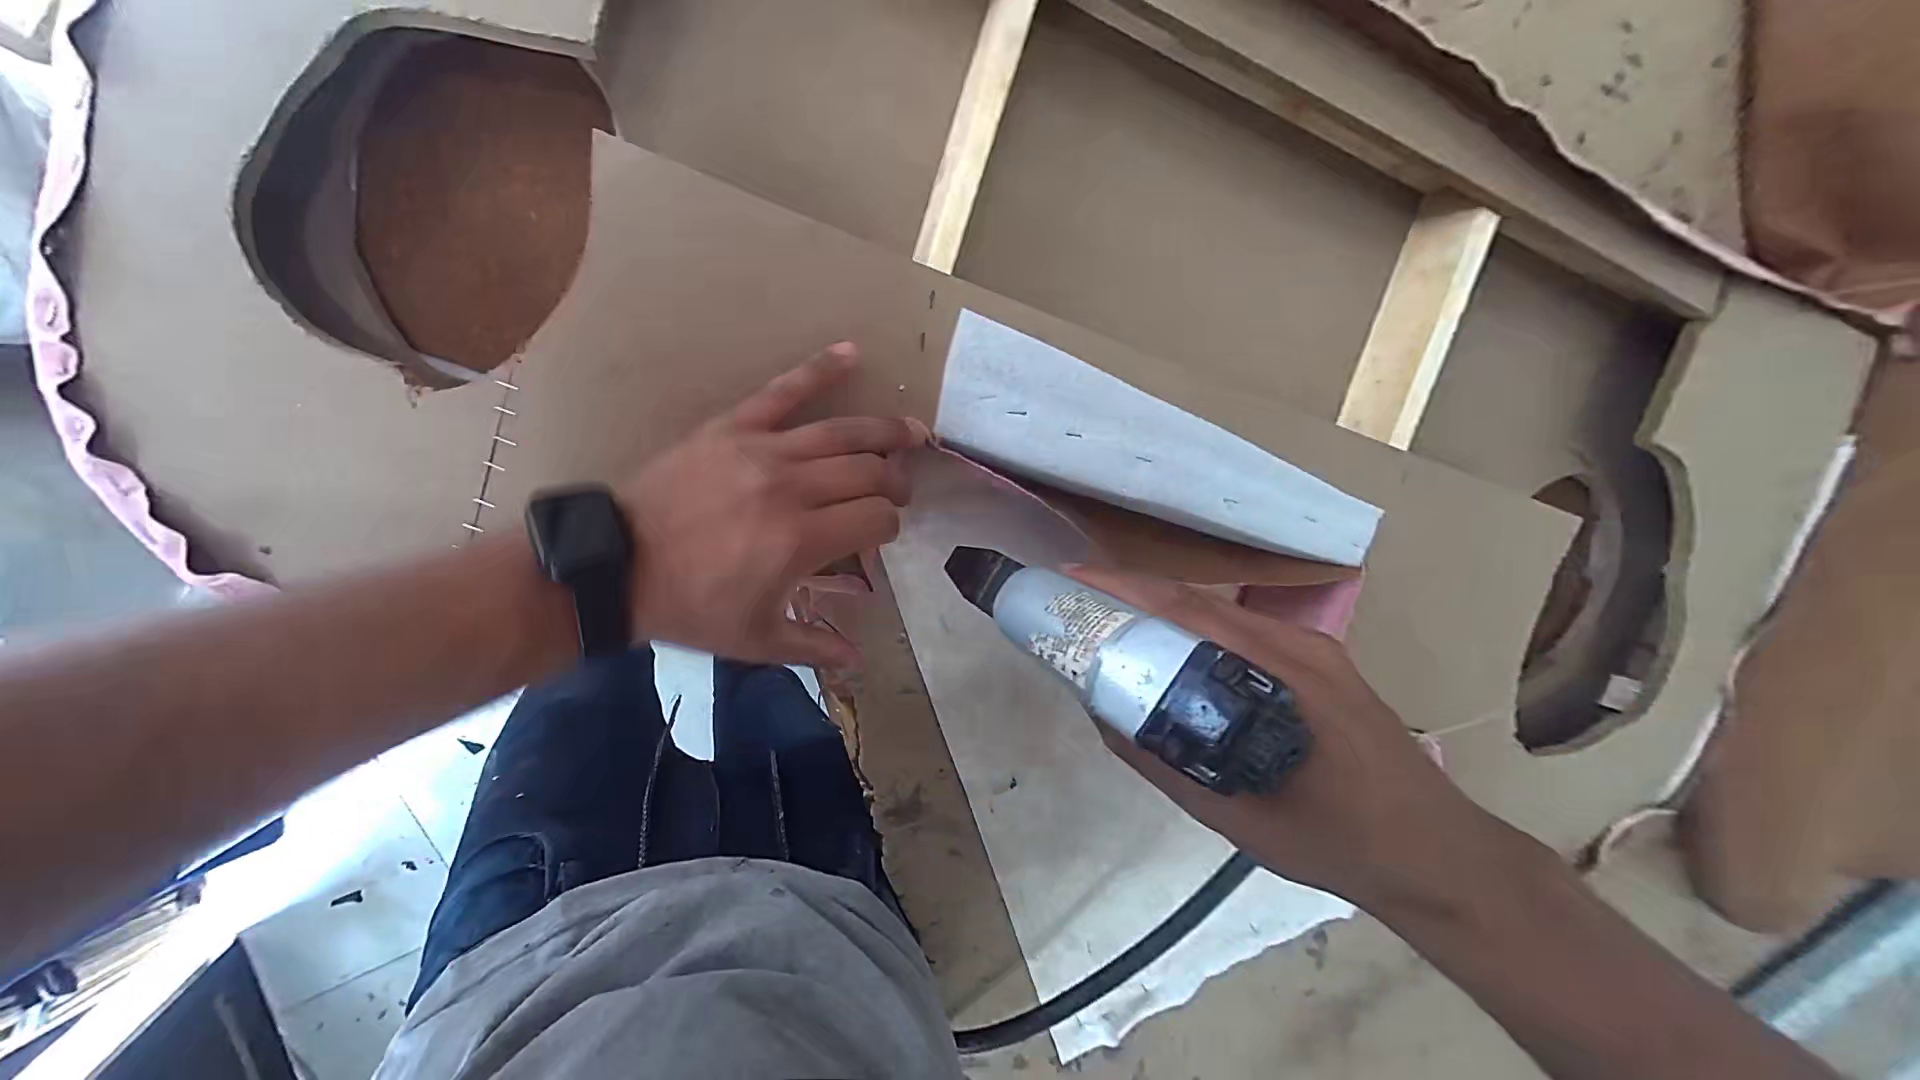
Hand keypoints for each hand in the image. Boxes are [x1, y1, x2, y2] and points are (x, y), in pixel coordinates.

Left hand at [616, 343, 925, 666]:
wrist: (617, 566)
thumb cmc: (690, 606)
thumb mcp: (755, 641)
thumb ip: (814, 646)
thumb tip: (859, 659)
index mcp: (801, 541)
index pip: (876, 518)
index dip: (890, 526)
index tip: (882, 535)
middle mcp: (792, 489)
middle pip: (869, 473)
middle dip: (895, 483)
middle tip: (898, 491)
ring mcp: (763, 451)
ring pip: (843, 433)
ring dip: (886, 433)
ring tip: (913, 433)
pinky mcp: (734, 427)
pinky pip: (784, 391)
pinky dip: (821, 370)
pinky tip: (854, 352)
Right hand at [1066, 565, 1500, 905]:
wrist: (1437, 854)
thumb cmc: (1336, 840)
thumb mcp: (1232, 813)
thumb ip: (1160, 762)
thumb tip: (1101, 715)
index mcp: (1281, 670)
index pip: (1186, 610)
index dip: (1124, 588)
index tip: (1072, 579)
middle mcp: (1296, 644)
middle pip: (1198, 602)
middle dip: (1131, 591)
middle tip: (1078, 598)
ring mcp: (1312, 649)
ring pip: (1220, 614)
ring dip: (1161, 609)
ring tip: (1111, 620)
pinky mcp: (1319, 662)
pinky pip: (1242, 633)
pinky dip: (1193, 631)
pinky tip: (1169, 650)